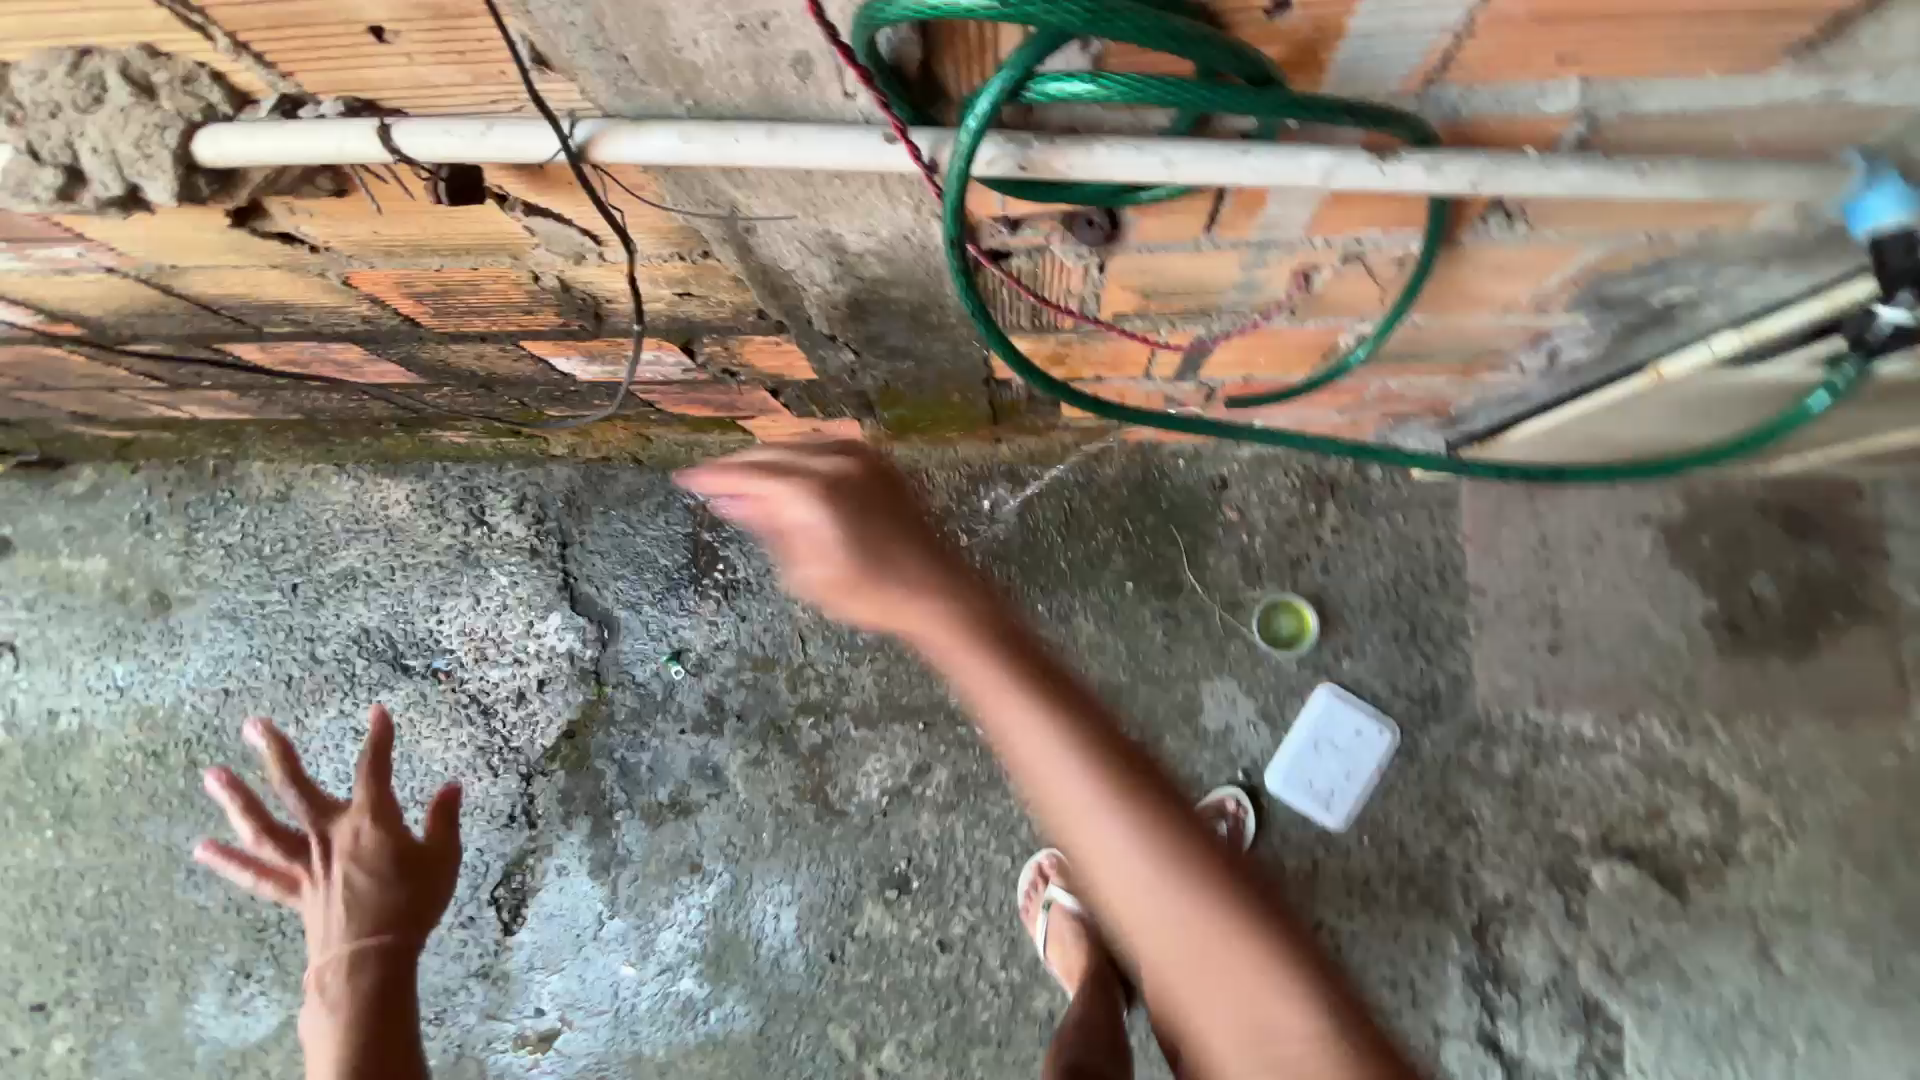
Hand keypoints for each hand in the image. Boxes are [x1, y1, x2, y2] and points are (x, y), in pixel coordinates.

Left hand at [193, 705, 462, 967]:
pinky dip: (228, 861)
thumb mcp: (443, 856)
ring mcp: (305, 863)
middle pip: (296, 788)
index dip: (378, 736)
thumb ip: (443, 819)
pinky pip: (256, 873)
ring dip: (236, 800)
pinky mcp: (293, 890)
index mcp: (372, 820)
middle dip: (275, 754)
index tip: (378, 710)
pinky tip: (203, 848)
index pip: (374, 767)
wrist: (370, 958)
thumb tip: (451, 786)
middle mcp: (329, 834)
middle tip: (252, 725)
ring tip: (212, 774)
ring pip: (263, 826)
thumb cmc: (414, 902)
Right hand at [674, 441, 985, 636]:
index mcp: (814, 489)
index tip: (685, 480)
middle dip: (737, 467)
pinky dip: (800, 457)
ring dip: (768, 460)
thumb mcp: (807, 571)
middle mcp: (837, 459)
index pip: (749, 474)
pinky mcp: (879, 460)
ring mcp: (862, 455)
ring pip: (798, 444)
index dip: (713, 476)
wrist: (936, 589)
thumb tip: (731, 500)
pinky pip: (827, 446)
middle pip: (771, 453)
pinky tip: (788, 474)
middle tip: (709, 483)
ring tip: (743, 482)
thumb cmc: (869, 593)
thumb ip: (769, 527)